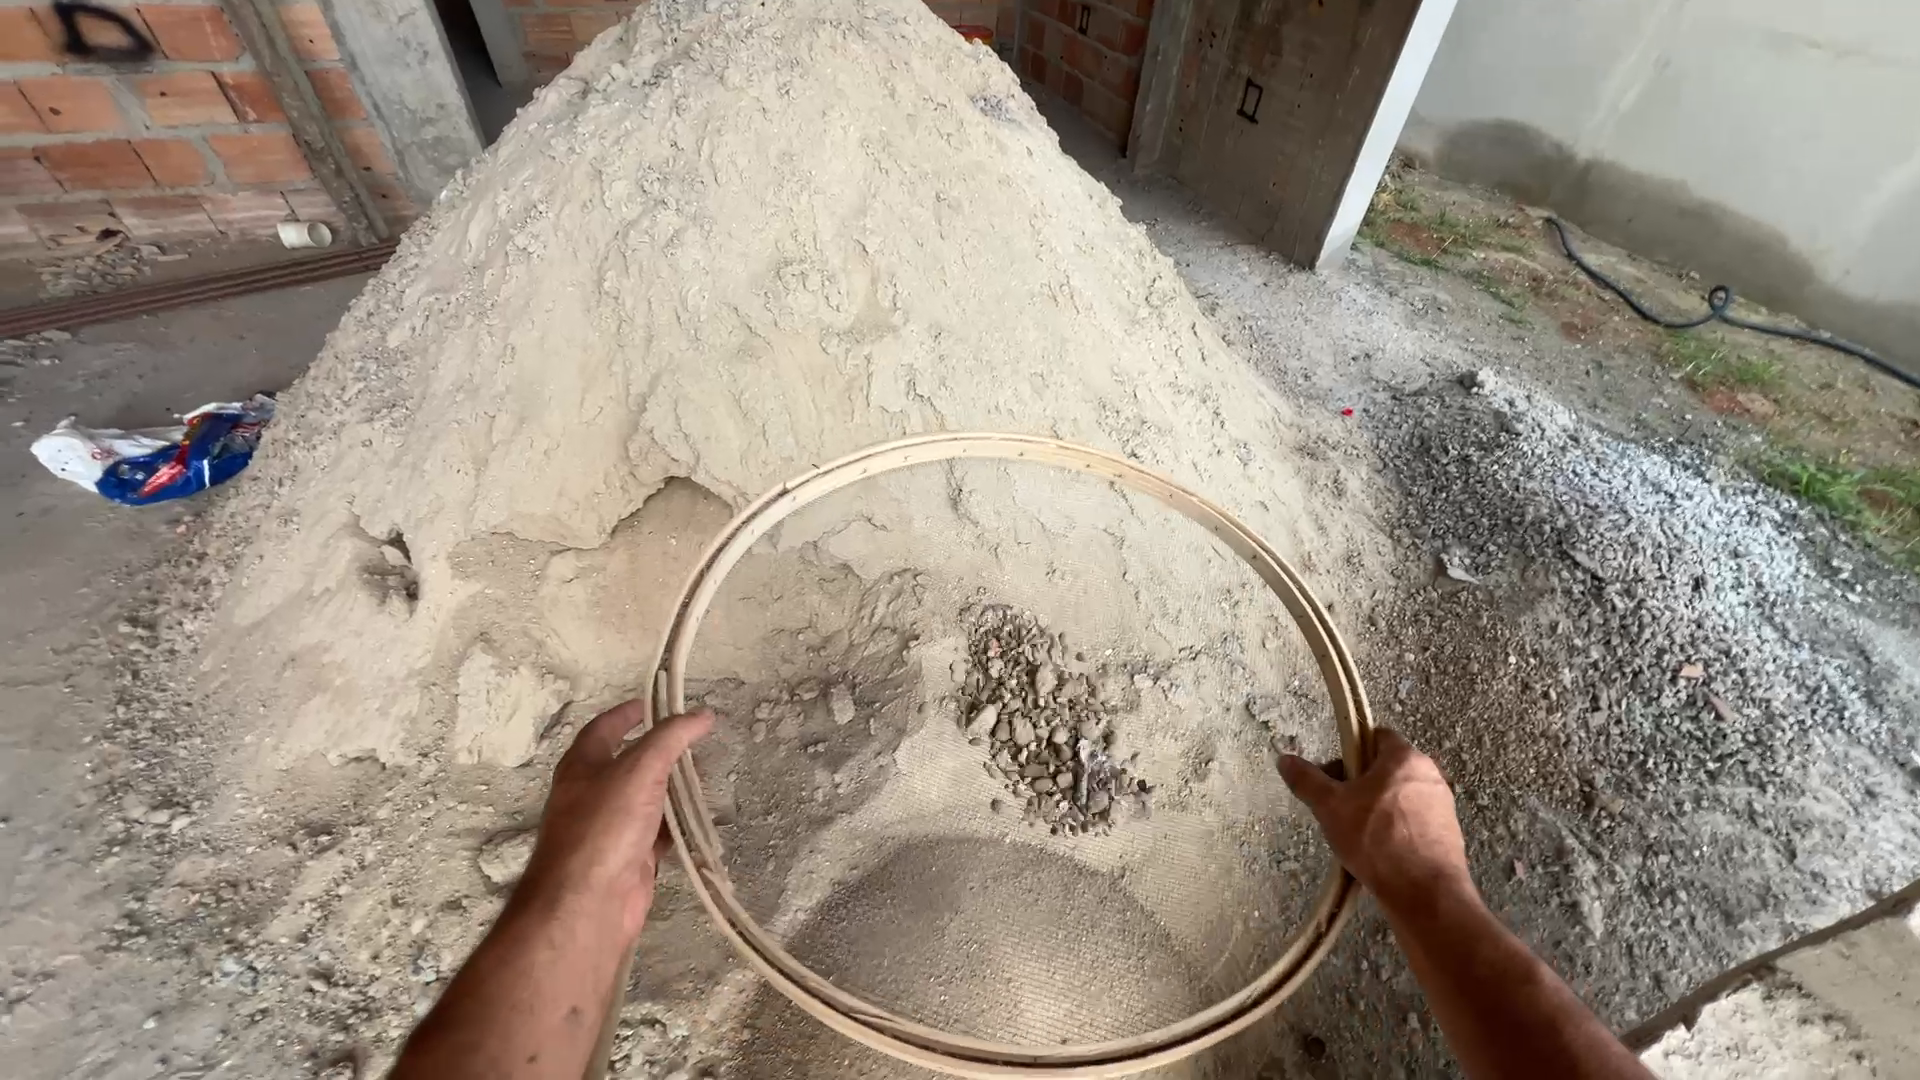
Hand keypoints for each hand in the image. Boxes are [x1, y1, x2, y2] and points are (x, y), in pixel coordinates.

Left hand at [513, 702, 713, 943]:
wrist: (589, 903)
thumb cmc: (606, 825)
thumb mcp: (640, 768)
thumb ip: (672, 737)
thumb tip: (702, 714)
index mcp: (583, 766)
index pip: (605, 728)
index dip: (629, 712)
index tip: (657, 702)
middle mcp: (593, 793)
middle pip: (631, 762)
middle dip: (663, 750)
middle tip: (696, 740)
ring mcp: (612, 827)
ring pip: (649, 797)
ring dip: (675, 786)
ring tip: (708, 774)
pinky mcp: (631, 856)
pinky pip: (660, 830)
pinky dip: (680, 822)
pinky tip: (702, 816)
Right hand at [1278, 728, 1474, 913]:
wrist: (1426, 895)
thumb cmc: (1376, 839)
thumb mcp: (1329, 806)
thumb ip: (1306, 780)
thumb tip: (1284, 759)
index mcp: (1405, 758)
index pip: (1375, 735)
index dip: (1350, 749)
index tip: (1333, 772)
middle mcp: (1430, 774)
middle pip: (1385, 766)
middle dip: (1358, 781)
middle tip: (1336, 804)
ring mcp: (1443, 805)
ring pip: (1398, 794)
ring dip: (1374, 805)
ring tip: (1354, 831)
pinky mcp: (1449, 834)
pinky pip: (1412, 818)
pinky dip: (1393, 826)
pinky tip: (1377, 849)